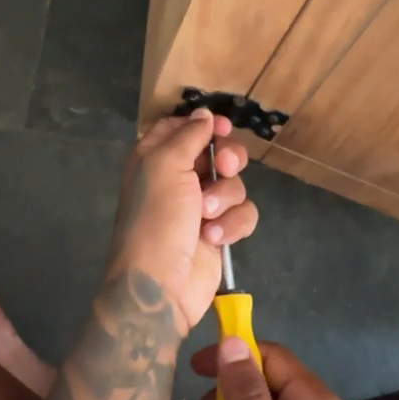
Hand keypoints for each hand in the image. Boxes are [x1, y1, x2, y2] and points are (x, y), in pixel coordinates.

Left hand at [110, 110, 258, 327]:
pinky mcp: (219, 232)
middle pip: (217, 151)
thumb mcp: (165, 165)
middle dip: (227, 159)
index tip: (223, 128)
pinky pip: (243, 214)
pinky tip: (215, 238)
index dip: (204, 124)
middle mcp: (178, 178)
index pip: (183, 127)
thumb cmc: (156, 218)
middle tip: (224, 166)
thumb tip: (204, 114)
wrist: (160, 285)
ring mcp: (200, 206)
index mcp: (156, 157)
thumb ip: (188, 135)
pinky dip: (233, 224)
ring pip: (234, 183)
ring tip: (206, 217)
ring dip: (225, 198)